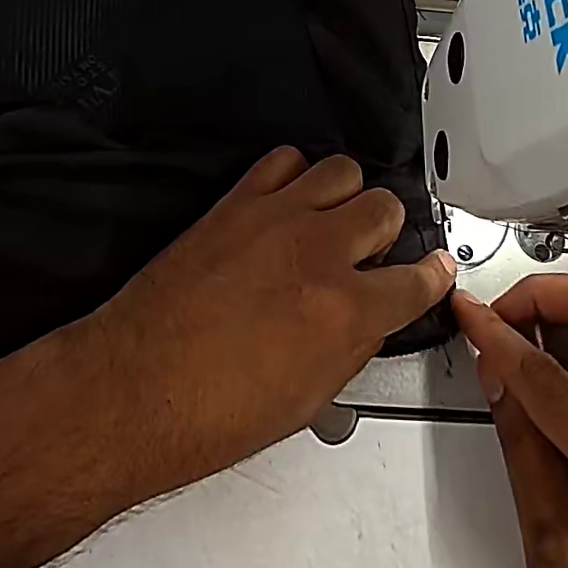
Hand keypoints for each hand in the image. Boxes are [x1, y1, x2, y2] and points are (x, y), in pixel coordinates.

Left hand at [68, 146, 455, 499]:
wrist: (136, 386)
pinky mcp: (235, 202)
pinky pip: (282, 160)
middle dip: (387, 228)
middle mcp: (317, 253)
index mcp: (346, 311)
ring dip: (346, 193)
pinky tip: (289, 198)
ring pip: (341, 170)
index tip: (431, 270)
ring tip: (332, 217)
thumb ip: (354, 343)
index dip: (432, 276)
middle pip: (385, 206)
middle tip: (371, 246)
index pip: (418, 279)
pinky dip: (295, 173)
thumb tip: (371, 315)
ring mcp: (274, 218)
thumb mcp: (309, 397)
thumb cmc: (209, 408)